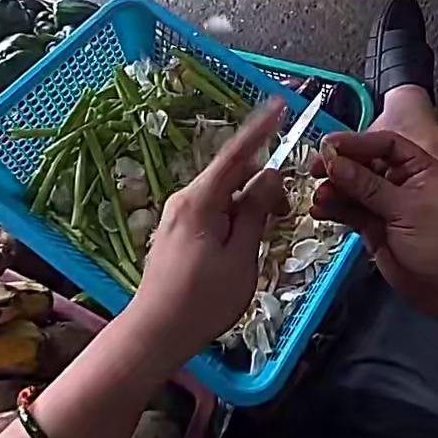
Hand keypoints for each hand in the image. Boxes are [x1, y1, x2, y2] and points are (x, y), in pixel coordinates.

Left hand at [124, 98, 288, 369]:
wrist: (155, 333)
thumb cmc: (203, 300)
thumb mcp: (241, 256)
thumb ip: (255, 211)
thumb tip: (270, 175)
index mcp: (201, 199)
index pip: (236, 153)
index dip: (260, 128)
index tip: (278, 105)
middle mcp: (185, 199)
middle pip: (231, 176)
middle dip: (260, 185)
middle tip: (282, 214)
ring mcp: (178, 215)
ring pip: (223, 196)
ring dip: (248, 206)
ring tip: (262, 236)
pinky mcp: (177, 232)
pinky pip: (211, 212)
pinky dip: (232, 218)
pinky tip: (241, 244)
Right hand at [313, 130, 437, 323]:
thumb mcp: (407, 209)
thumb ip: (368, 186)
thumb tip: (336, 162)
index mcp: (419, 169)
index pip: (384, 145)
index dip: (356, 142)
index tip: (329, 145)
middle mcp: (401, 183)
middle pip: (363, 164)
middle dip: (339, 166)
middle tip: (316, 169)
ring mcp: (386, 206)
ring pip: (352, 189)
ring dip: (333, 190)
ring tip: (319, 198)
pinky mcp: (374, 228)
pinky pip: (349, 212)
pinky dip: (333, 210)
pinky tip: (320, 211)